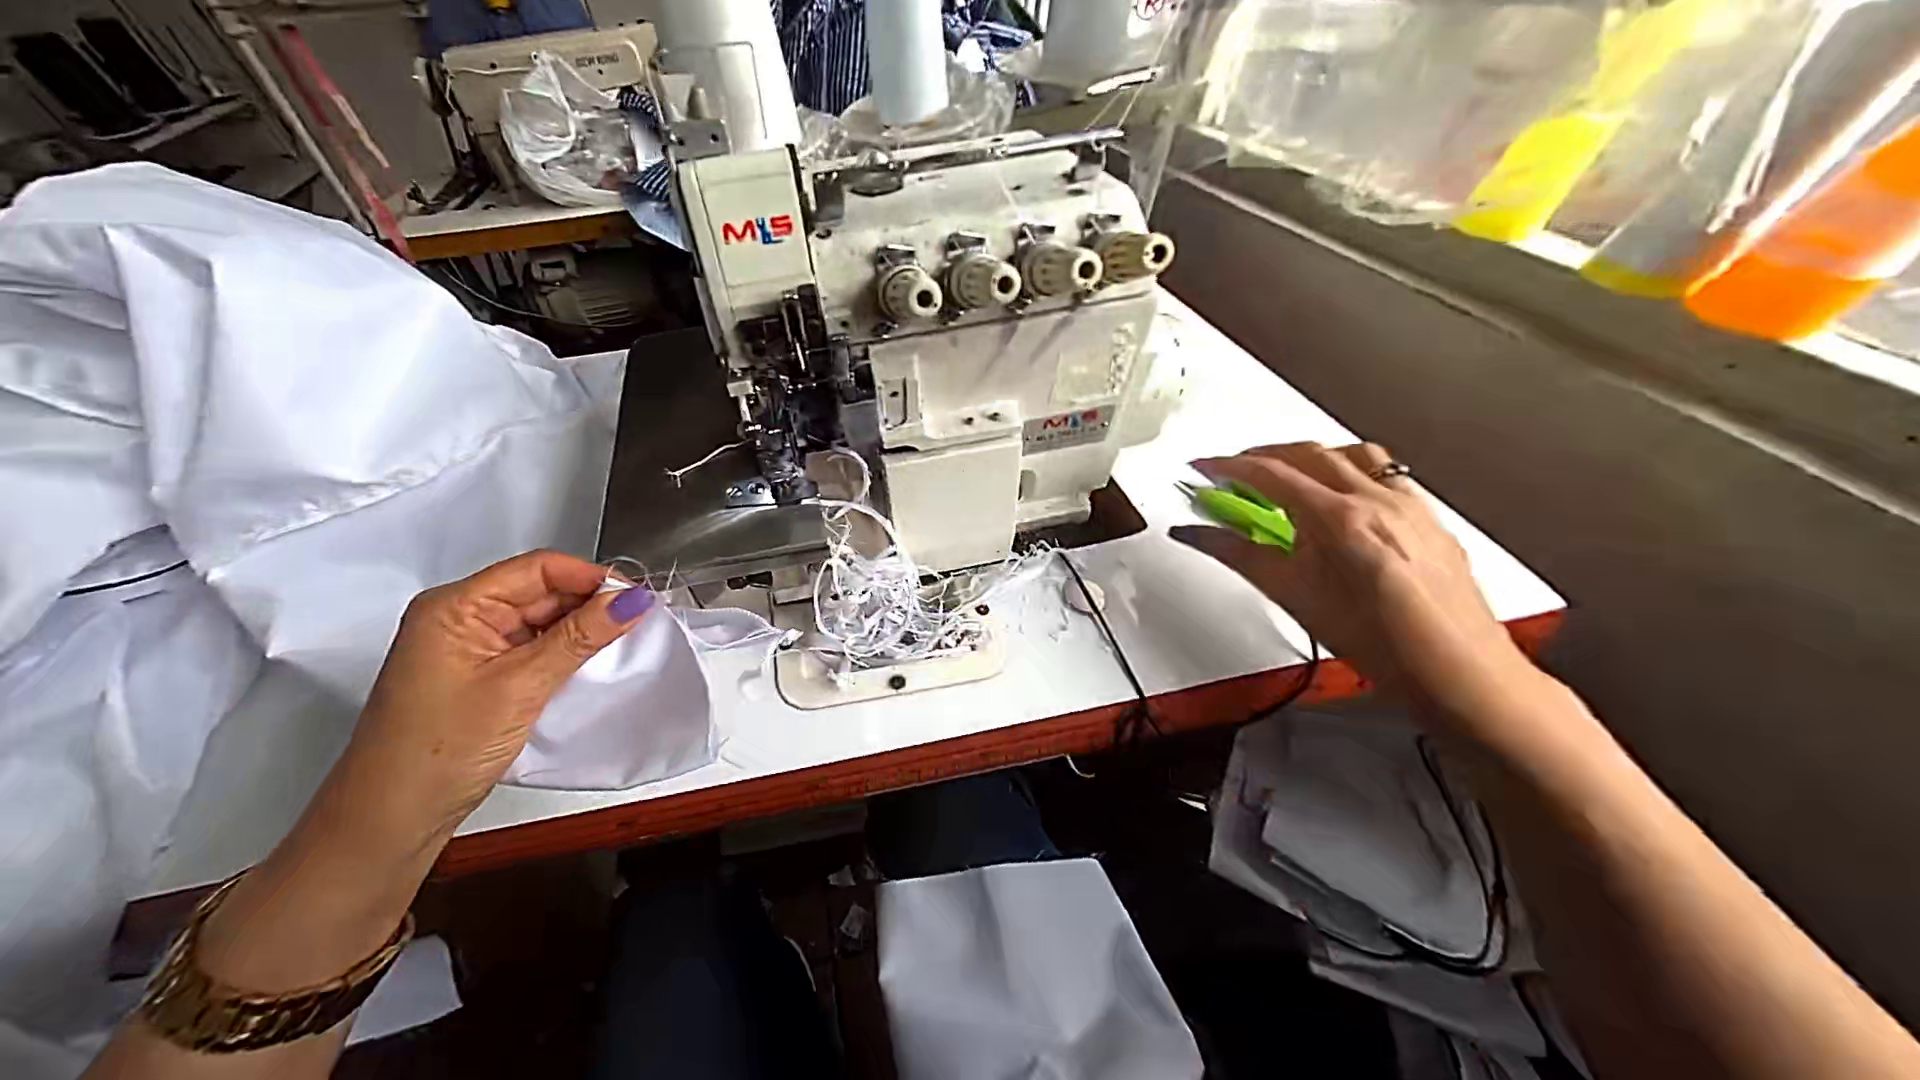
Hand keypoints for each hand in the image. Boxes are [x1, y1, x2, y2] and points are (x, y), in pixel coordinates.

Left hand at [345, 549, 656, 838]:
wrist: (392, 818)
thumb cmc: (440, 749)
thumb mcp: (522, 684)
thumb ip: (581, 636)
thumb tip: (632, 600)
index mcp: (456, 606)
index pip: (539, 568)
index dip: (591, 577)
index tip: (636, 597)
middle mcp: (461, 616)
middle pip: (543, 590)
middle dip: (591, 604)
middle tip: (639, 623)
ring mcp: (472, 645)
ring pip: (544, 619)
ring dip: (582, 629)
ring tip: (622, 643)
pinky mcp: (484, 671)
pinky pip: (536, 645)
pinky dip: (567, 651)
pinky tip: (593, 662)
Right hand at [1172, 442, 1529, 718]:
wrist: (1454, 671)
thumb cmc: (1383, 642)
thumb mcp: (1293, 595)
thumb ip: (1239, 554)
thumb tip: (1200, 535)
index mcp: (1339, 518)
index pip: (1270, 473)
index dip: (1229, 466)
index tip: (1207, 467)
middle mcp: (1378, 501)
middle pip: (1308, 453)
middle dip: (1263, 455)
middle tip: (1235, 471)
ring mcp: (1408, 505)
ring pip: (1351, 453)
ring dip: (1310, 456)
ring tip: (1287, 476)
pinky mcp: (1428, 519)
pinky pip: (1386, 473)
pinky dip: (1350, 470)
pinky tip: (1341, 496)